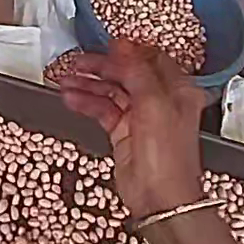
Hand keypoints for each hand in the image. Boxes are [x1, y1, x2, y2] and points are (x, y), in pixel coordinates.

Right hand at [59, 40, 206, 219]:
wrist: (160, 198)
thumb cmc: (166, 154)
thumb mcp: (154, 103)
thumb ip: (136, 72)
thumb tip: (122, 46)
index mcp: (177, 89)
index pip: (150, 60)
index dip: (128, 51)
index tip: (105, 45)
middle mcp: (160, 101)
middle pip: (127, 75)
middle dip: (102, 68)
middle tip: (77, 62)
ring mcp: (141, 118)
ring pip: (112, 92)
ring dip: (89, 85)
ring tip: (67, 81)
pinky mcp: (123, 133)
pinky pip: (103, 111)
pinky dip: (87, 103)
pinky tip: (71, 98)